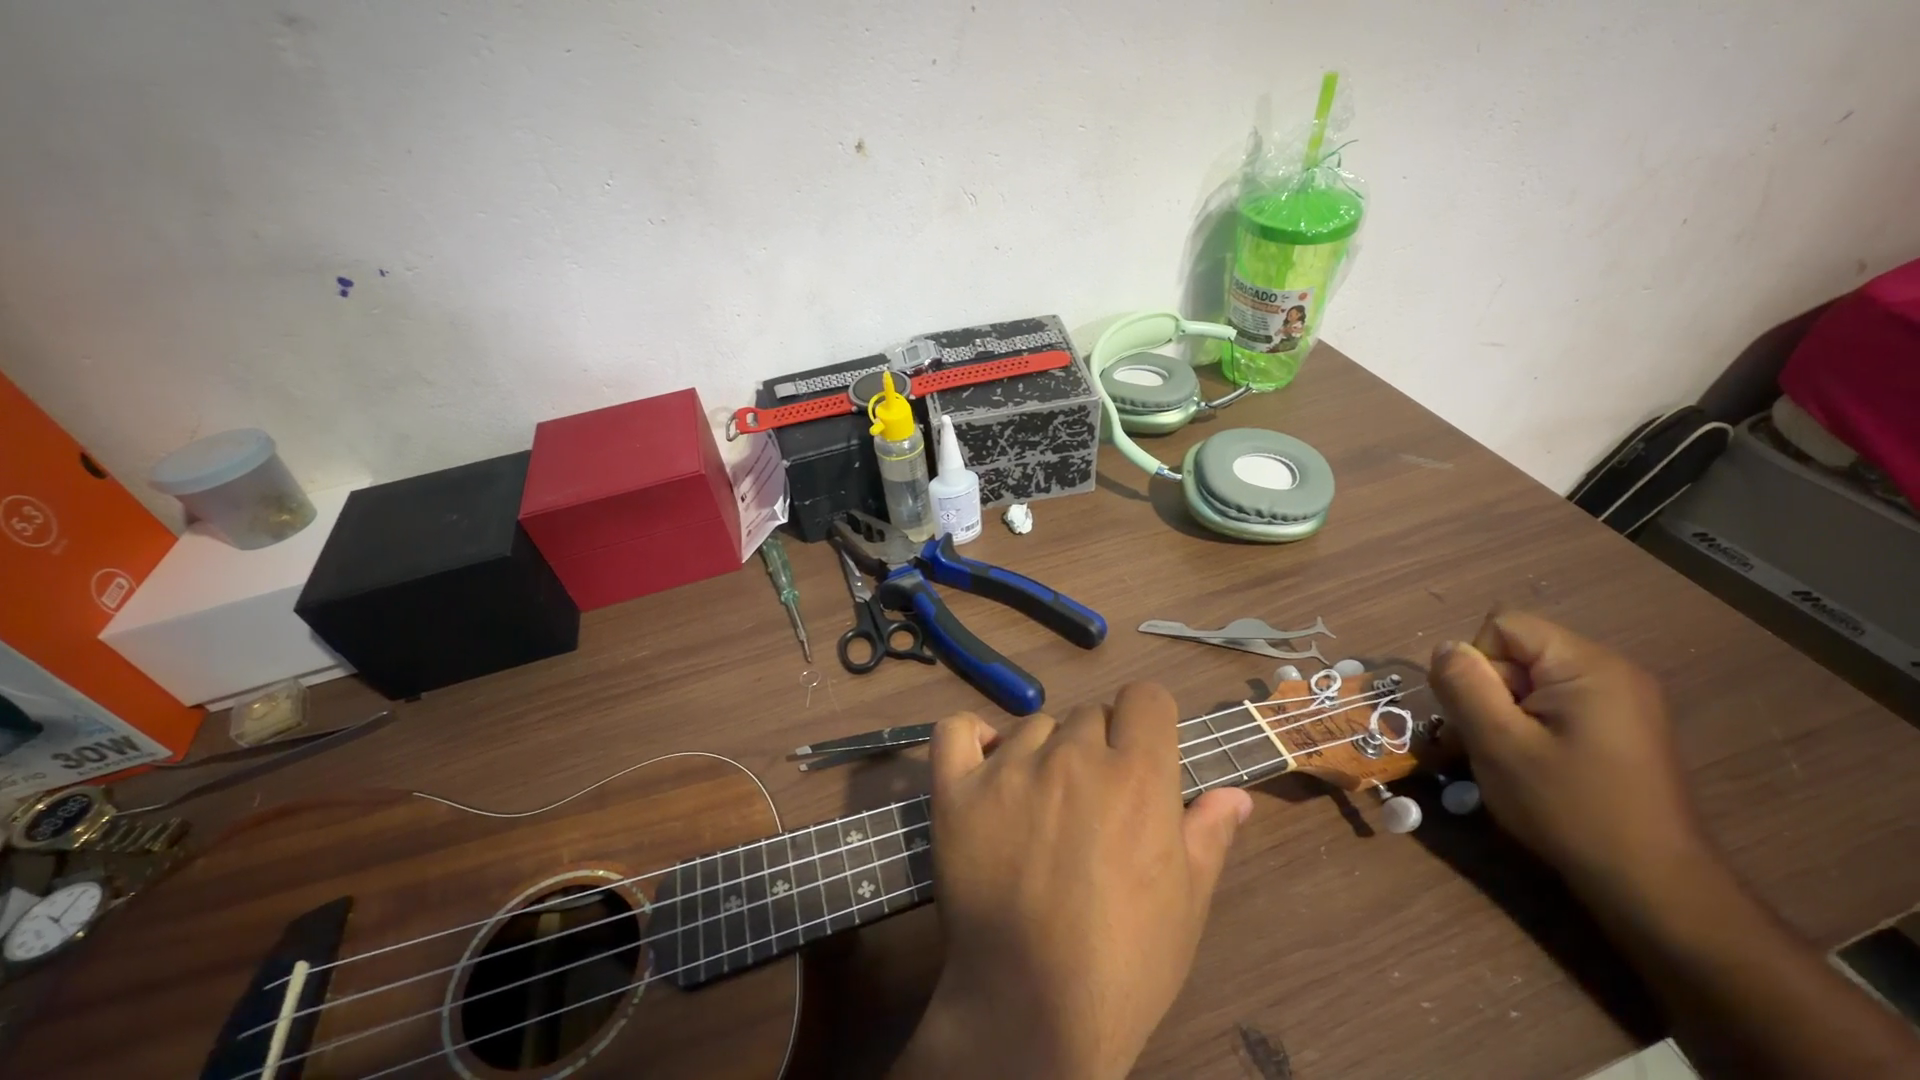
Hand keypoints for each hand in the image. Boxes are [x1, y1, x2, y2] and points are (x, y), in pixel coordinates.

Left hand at [895, 684, 1252, 1079]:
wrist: (1032, 1007)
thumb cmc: (1126, 963)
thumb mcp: (1188, 903)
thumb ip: (1209, 834)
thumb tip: (1236, 795)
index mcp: (1138, 775)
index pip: (1146, 697)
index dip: (1148, 723)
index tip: (1143, 757)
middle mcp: (1074, 756)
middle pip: (1091, 715)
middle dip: (1100, 747)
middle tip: (1094, 805)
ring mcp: (1010, 771)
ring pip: (1034, 727)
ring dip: (1045, 753)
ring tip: (1043, 807)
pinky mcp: (956, 792)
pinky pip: (958, 731)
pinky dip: (973, 737)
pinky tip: (988, 762)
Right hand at [1429, 612, 1707, 892]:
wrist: (1652, 884)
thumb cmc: (1570, 808)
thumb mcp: (1499, 744)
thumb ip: (1465, 686)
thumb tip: (1446, 649)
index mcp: (1588, 664)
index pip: (1505, 626)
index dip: (1477, 665)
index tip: (1480, 717)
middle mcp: (1613, 670)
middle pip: (1520, 654)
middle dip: (1491, 693)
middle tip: (1489, 747)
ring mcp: (1626, 702)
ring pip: (1535, 685)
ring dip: (1509, 717)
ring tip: (1511, 765)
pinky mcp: (1626, 731)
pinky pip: (1561, 708)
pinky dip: (1536, 731)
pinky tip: (1540, 772)